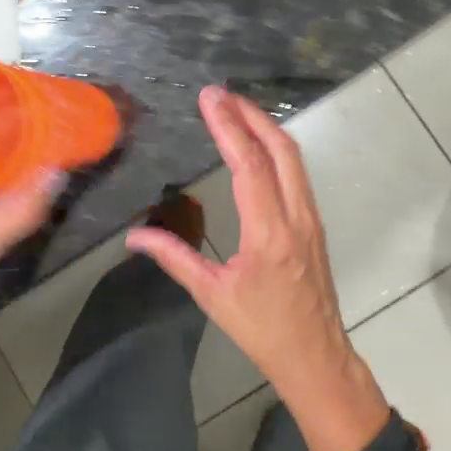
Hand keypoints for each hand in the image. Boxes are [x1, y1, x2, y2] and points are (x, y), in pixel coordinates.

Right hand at [127, 86, 390, 450]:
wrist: (316, 356)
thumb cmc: (261, 329)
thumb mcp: (212, 296)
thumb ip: (174, 258)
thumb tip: (133, 236)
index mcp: (269, 234)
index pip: (250, 165)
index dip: (229, 127)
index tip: (210, 98)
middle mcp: (296, 217)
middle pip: (280, 149)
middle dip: (250, 114)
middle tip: (219, 94)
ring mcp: (311, 217)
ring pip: (294, 157)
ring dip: (265, 126)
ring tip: (235, 107)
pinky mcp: (315, 222)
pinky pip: (297, 172)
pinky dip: (276, 146)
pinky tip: (258, 141)